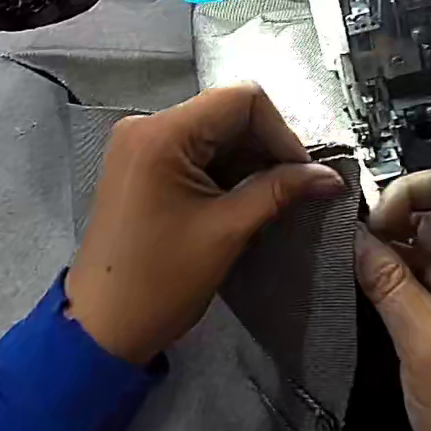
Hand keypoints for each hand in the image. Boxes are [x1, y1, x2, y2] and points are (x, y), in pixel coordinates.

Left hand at [66, 85, 344, 363]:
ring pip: (218, 132)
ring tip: (272, 197)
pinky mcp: (145, 164)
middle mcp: (148, 126)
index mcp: (162, 134)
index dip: (281, 131)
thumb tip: (331, 177)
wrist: (100, 330)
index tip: (301, 172)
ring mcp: (143, 144)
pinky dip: (229, 169)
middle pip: (230, 113)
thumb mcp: (228, 231)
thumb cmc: (160, 281)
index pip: (242, 100)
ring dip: (251, 160)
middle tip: (294, 188)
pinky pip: (200, 150)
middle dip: (268, 147)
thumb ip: (281, 191)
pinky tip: (245, 198)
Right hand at [354, 168, 430, 430]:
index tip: (375, 222)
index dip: (415, 192)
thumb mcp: (430, 347)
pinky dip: (391, 275)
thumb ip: (390, 284)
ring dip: (387, 247)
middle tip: (346, 240)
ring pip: (424, 247)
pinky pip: (420, 279)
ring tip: (342, 253)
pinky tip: (358, 276)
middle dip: (393, 218)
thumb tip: (352, 234)